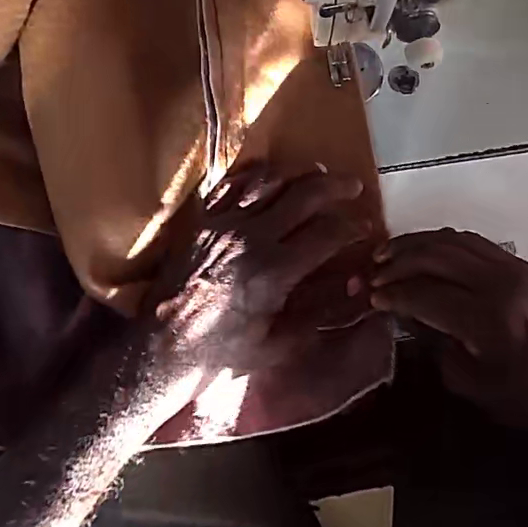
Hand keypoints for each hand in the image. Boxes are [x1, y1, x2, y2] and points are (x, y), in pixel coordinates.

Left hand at [153, 166, 371, 373]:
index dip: (353, 227)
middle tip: (353, 187)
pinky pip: (231, 183)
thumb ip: (317, 316)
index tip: (365, 227)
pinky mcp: (202, 220)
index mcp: (275, 272)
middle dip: (336, 188)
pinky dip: (255, 175)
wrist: (162, 347)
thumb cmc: (222, 353)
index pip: (327, 234)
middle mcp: (251, 238)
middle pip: (304, 195)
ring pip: (269, 181)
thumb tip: (353, 292)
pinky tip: (269, 175)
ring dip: (298, 174)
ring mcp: (224, 223)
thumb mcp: (277, 346)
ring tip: (316, 173)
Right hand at [369, 229, 527, 434]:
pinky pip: (471, 241)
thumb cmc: (520, 396)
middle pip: (435, 256)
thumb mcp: (466, 378)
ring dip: (416, 244)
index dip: (393, 293)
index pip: (426, 293)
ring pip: (452, 240)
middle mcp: (501, 283)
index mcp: (488, 318)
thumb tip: (401, 308)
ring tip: (389, 254)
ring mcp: (513, 268)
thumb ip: (431, 337)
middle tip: (374, 272)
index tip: (371, 297)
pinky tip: (422, 251)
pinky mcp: (519, 264)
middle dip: (398, 262)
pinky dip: (441, 242)